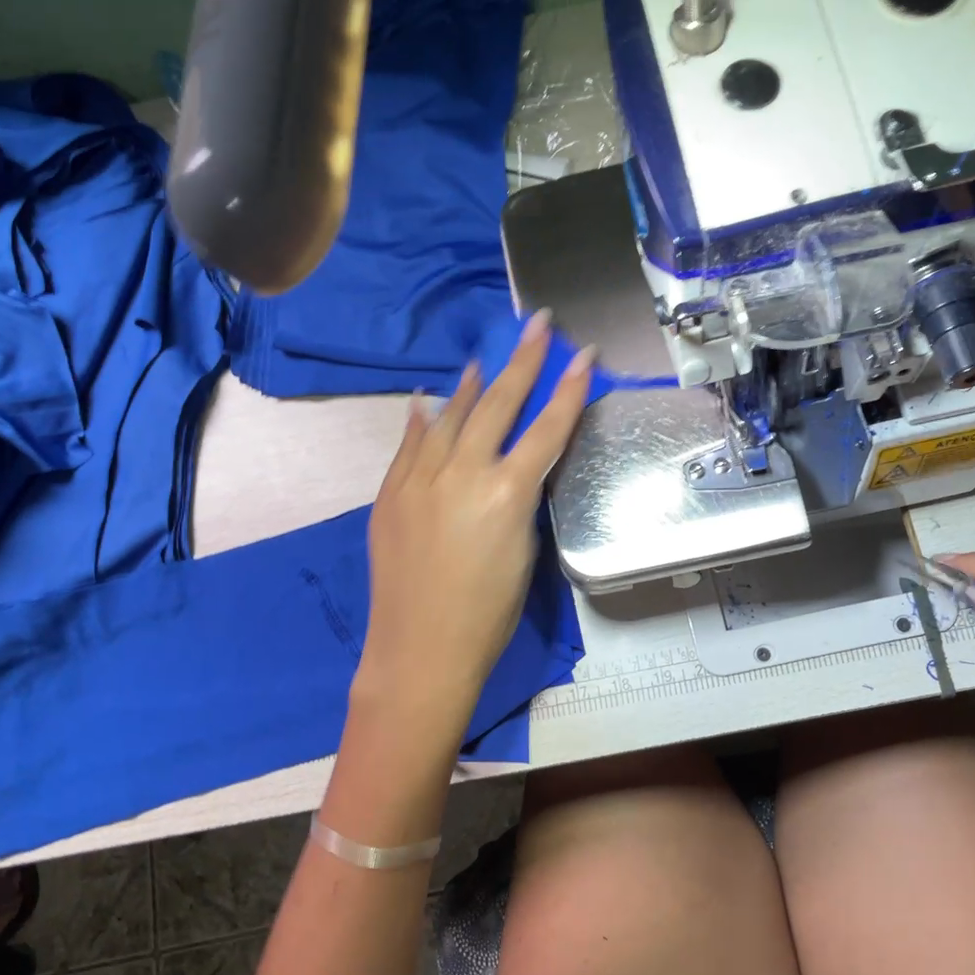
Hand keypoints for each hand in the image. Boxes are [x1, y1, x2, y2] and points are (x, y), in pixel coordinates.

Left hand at [353, 311, 593, 739]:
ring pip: (449, 416)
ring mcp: (419, 479)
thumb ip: (520, 500)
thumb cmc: (488, 616)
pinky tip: (428, 400)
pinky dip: (422, 420)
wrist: (421, 650)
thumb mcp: (523, 553)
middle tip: (535, 324)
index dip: (568, 390)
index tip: (584, 355)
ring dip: (470, 386)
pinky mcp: (390, 493)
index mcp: (506, 494)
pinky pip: (409, 444)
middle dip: (520, 361)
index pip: (546, 429)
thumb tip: (516, 468)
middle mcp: (462, 474)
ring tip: (484, 360)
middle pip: (498, 405)